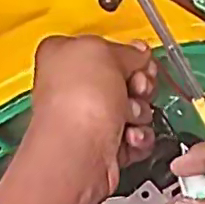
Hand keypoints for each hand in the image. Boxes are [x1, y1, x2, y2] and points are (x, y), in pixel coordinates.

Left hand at [28, 36, 157, 194]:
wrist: (81, 152)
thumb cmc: (77, 103)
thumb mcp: (104, 52)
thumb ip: (125, 50)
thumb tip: (138, 53)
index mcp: (64, 57)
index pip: (106, 51)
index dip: (129, 57)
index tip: (139, 62)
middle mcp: (75, 90)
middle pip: (126, 83)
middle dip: (138, 87)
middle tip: (135, 89)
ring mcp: (91, 121)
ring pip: (136, 111)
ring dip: (139, 113)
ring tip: (127, 117)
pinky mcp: (107, 147)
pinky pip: (137, 138)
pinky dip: (139, 138)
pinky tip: (129, 137)